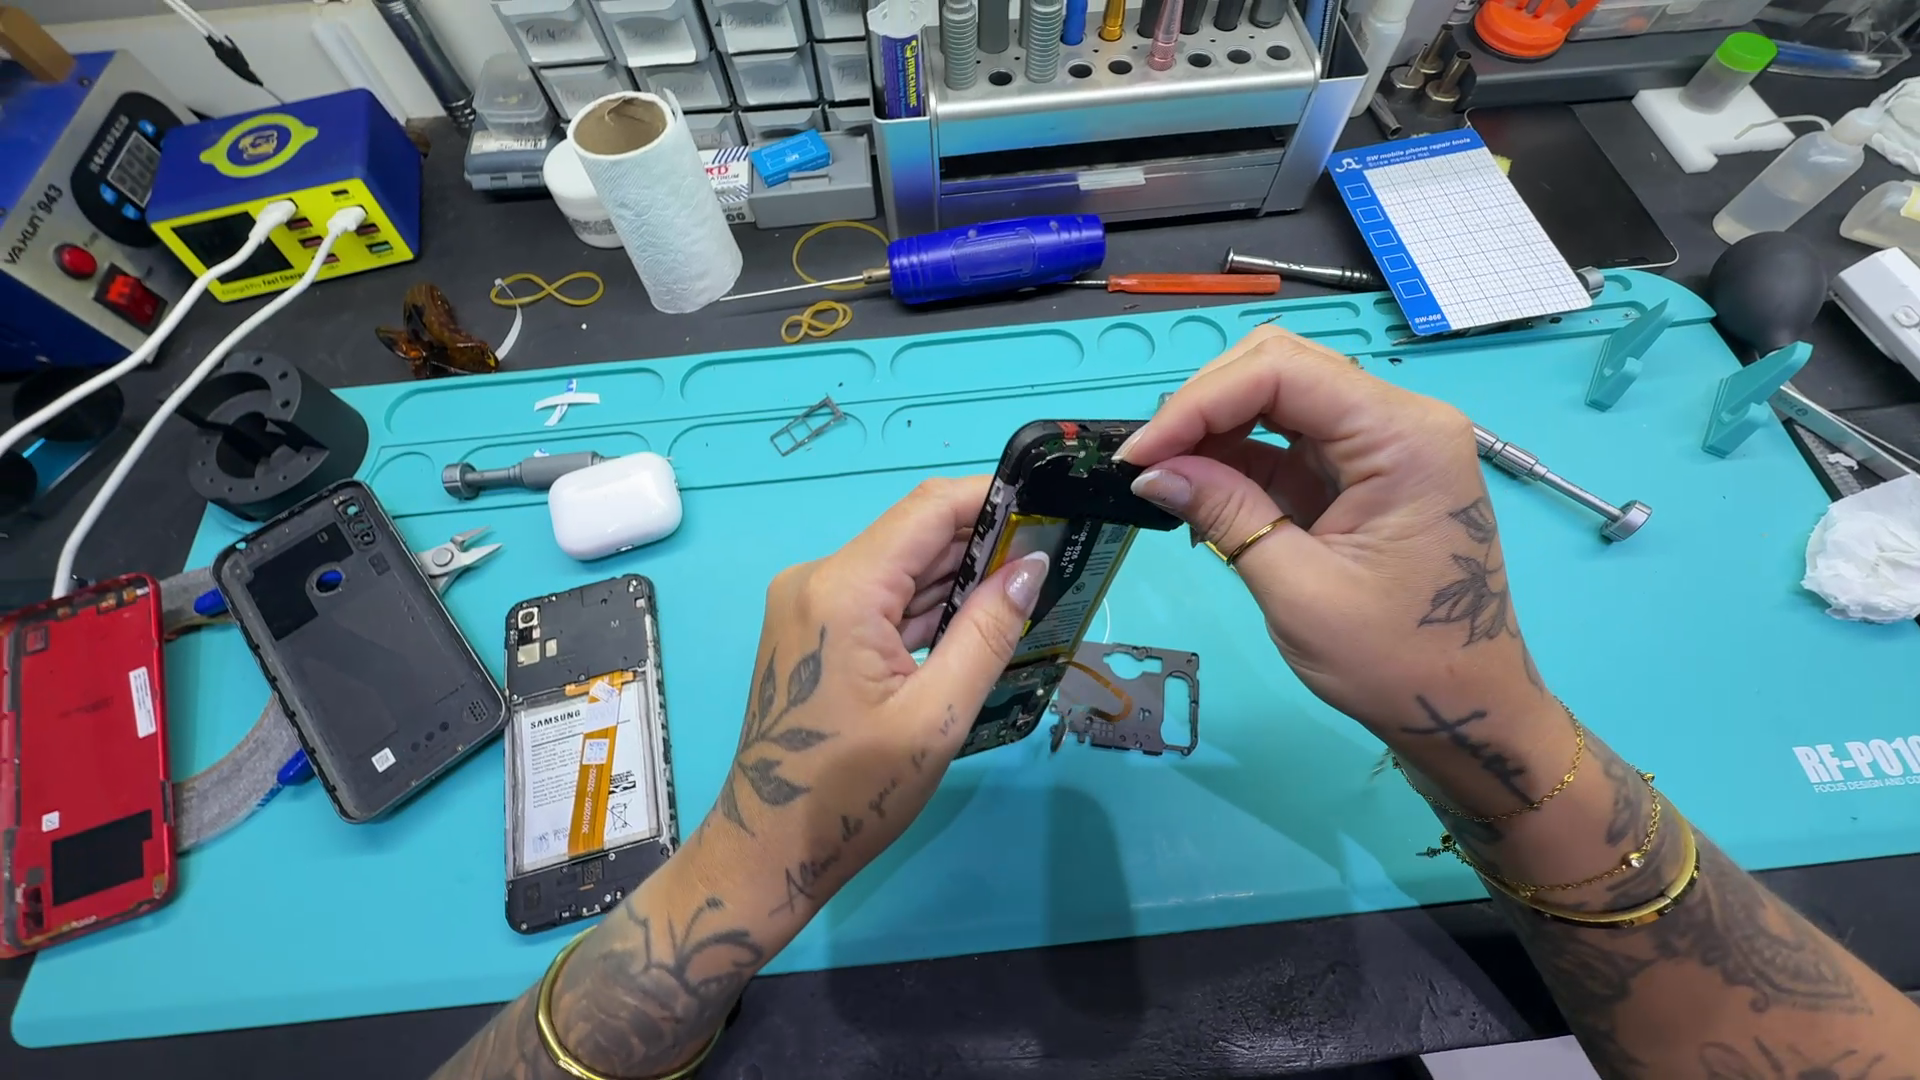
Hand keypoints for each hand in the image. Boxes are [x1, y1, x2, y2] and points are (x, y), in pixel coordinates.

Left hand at [695, 476, 1046, 926]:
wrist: (769, 849)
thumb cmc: (855, 792)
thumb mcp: (937, 715)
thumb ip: (988, 631)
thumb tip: (1031, 565)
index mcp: (843, 589)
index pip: (927, 510)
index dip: (990, 498)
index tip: (1047, 506)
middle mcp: (818, 577)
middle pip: (914, 535)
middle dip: (983, 541)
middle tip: (1051, 555)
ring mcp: (810, 600)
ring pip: (900, 566)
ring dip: (958, 575)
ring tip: (1026, 586)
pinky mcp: (814, 625)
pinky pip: (881, 596)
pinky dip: (927, 605)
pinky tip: (975, 616)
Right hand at [1117, 327, 1548, 758]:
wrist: (1462, 707)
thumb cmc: (1394, 661)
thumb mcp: (1298, 590)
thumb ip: (1225, 516)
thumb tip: (1149, 473)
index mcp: (1401, 437)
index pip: (1282, 374)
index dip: (1198, 403)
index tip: (1140, 457)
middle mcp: (1395, 420)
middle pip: (1279, 366)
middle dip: (1202, 404)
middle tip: (1149, 461)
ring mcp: (1376, 443)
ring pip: (1275, 393)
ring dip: (1211, 426)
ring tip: (1164, 474)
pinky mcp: (1354, 470)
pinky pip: (1281, 437)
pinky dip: (1230, 454)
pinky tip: (1196, 487)